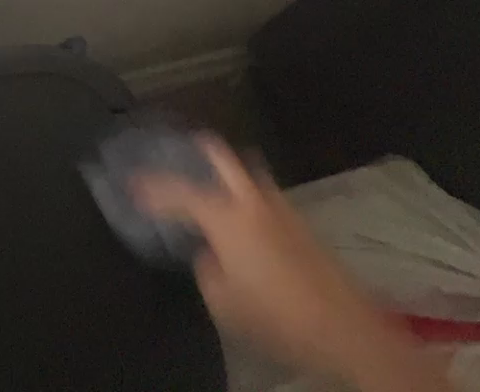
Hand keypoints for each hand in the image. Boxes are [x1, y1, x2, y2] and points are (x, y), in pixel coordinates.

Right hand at [132, 137, 447, 391]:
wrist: (347, 331)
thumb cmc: (275, 315)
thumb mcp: (222, 300)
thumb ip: (205, 267)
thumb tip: (205, 252)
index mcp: (225, 216)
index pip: (177, 191)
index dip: (150, 186)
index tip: (132, 182)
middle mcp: (252, 201)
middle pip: (221, 154)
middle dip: (197, 147)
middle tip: (178, 148)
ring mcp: (281, 208)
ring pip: (247, 171)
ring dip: (226, 169)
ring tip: (210, 179)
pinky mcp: (302, 224)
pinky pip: (264, 194)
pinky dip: (246, 193)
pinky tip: (242, 214)